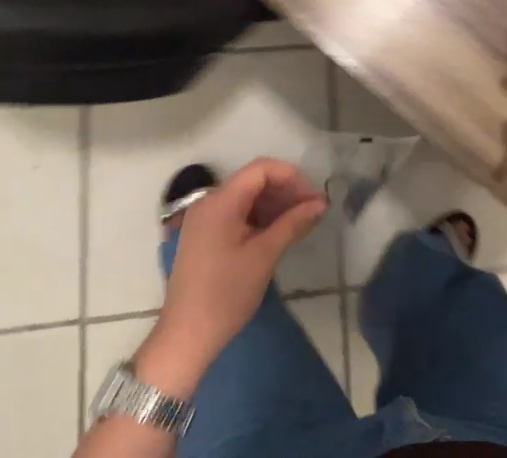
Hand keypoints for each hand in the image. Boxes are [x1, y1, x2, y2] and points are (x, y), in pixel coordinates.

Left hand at [139, 159, 327, 390]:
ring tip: (301, 223)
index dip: (292, 177)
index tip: (315, 198)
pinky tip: (279, 233)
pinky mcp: (204, 237)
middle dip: (286, 191)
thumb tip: (320, 203)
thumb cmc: (226, 294)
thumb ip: (293, 223)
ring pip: (246, 198)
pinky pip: (236, 214)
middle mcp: (208, 203)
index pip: (261, 169)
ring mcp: (204, 220)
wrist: (186, 337)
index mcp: (220, 202)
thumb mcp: (264, 256)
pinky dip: (259, 218)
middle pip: (253, 181)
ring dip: (275, 205)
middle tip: (313, 211)